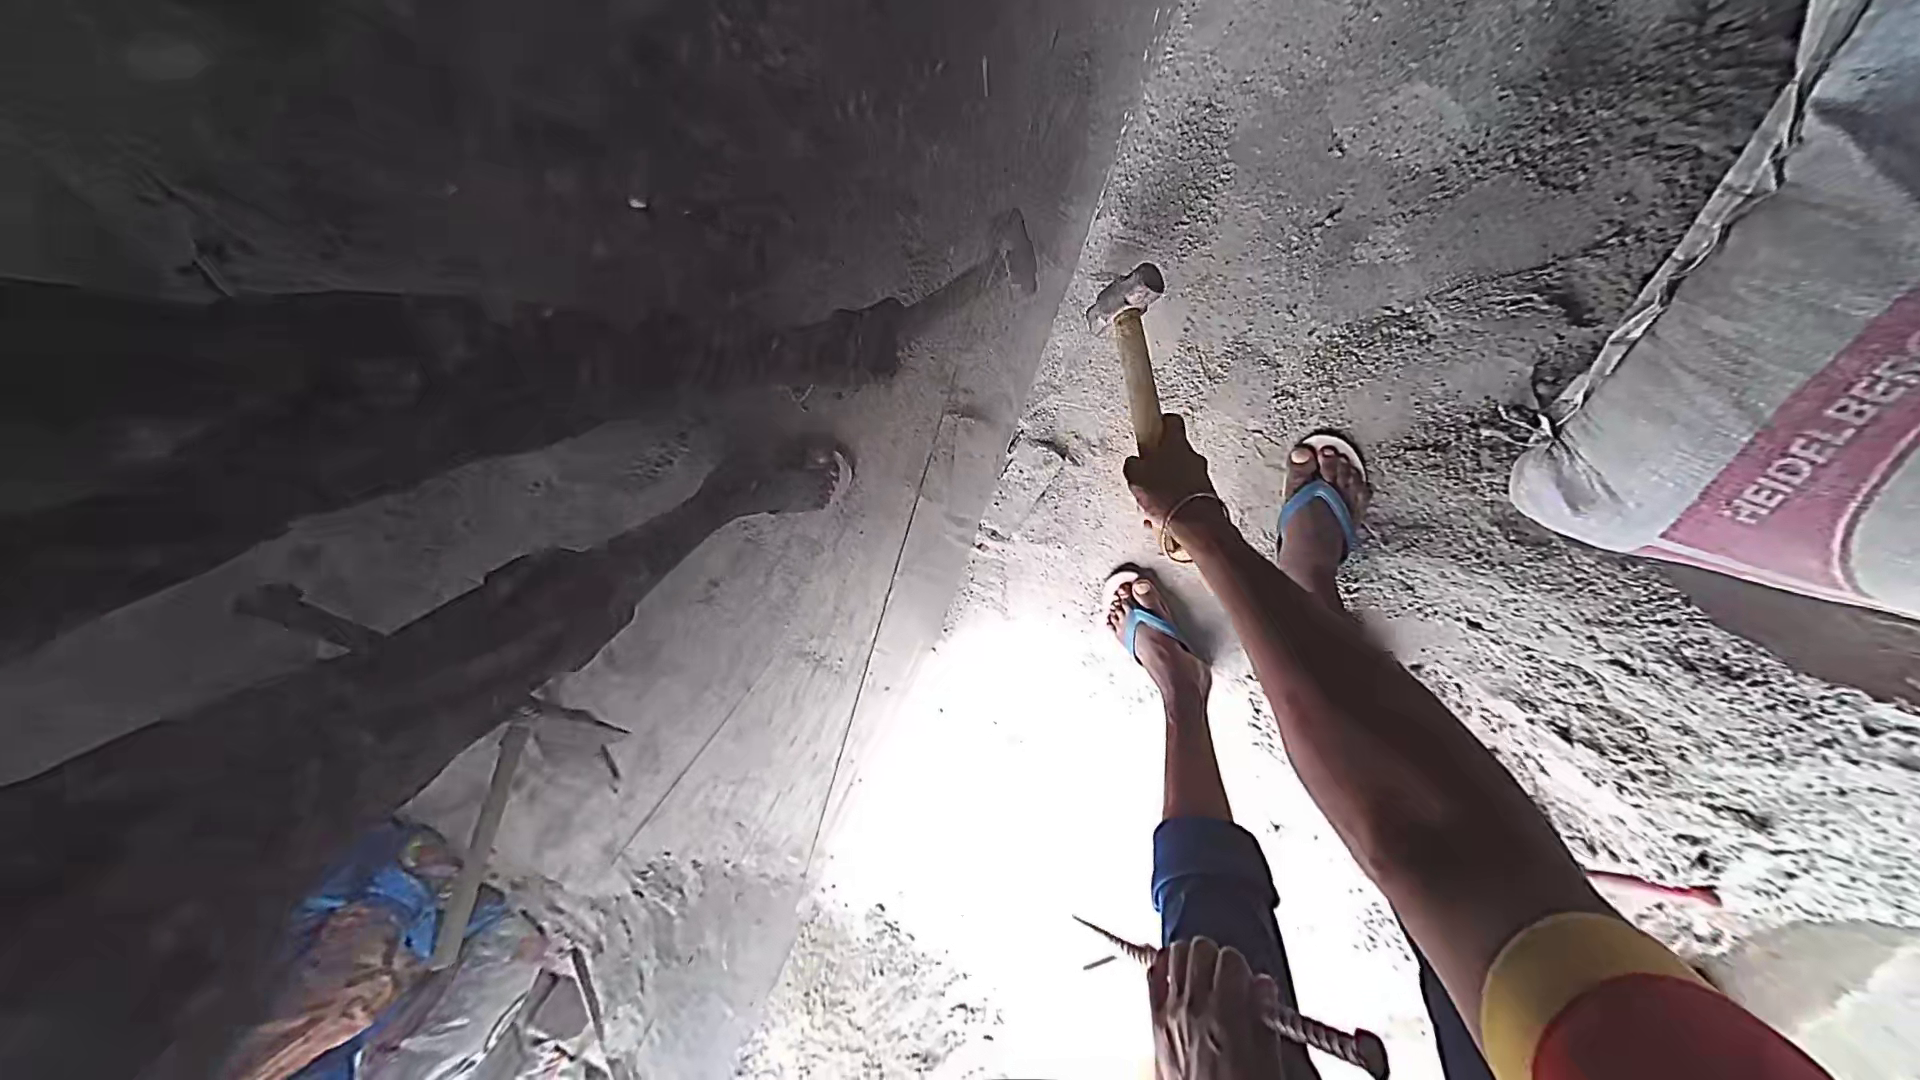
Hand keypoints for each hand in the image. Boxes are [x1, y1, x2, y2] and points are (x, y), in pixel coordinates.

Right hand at [1124, 414, 1222, 536]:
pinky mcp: (1205, 497)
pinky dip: (1171, 505)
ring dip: (1164, 487)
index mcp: (1175, 444)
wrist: (1192, 523)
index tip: (1153, 426)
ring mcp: (1201, 477)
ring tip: (1149, 505)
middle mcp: (1192, 456)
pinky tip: (1158, 519)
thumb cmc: (1166, 495)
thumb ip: (1133, 464)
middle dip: (1159, 464)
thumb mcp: (1135, 475)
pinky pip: (1183, 496)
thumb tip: (1133, 463)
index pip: (1172, 421)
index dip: (1161, 422)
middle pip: (1174, 452)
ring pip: (1178, 477)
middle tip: (1145, 475)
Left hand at [1149, 938, 1291, 1079]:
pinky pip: (1153, 975)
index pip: (1230, 959)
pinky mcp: (1155, 1022)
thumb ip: (1265, 1023)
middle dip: (1216, 957)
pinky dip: (1164, 967)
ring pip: (1174, 953)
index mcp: (1226, 1021)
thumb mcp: (1270, 1071)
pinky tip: (1179, 977)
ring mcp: (1169, 1013)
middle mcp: (1193, 1009)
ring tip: (1205, 976)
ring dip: (1191, 958)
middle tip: (1228, 978)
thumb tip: (1264, 984)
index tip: (1249, 983)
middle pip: (1200, 949)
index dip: (1242, 968)